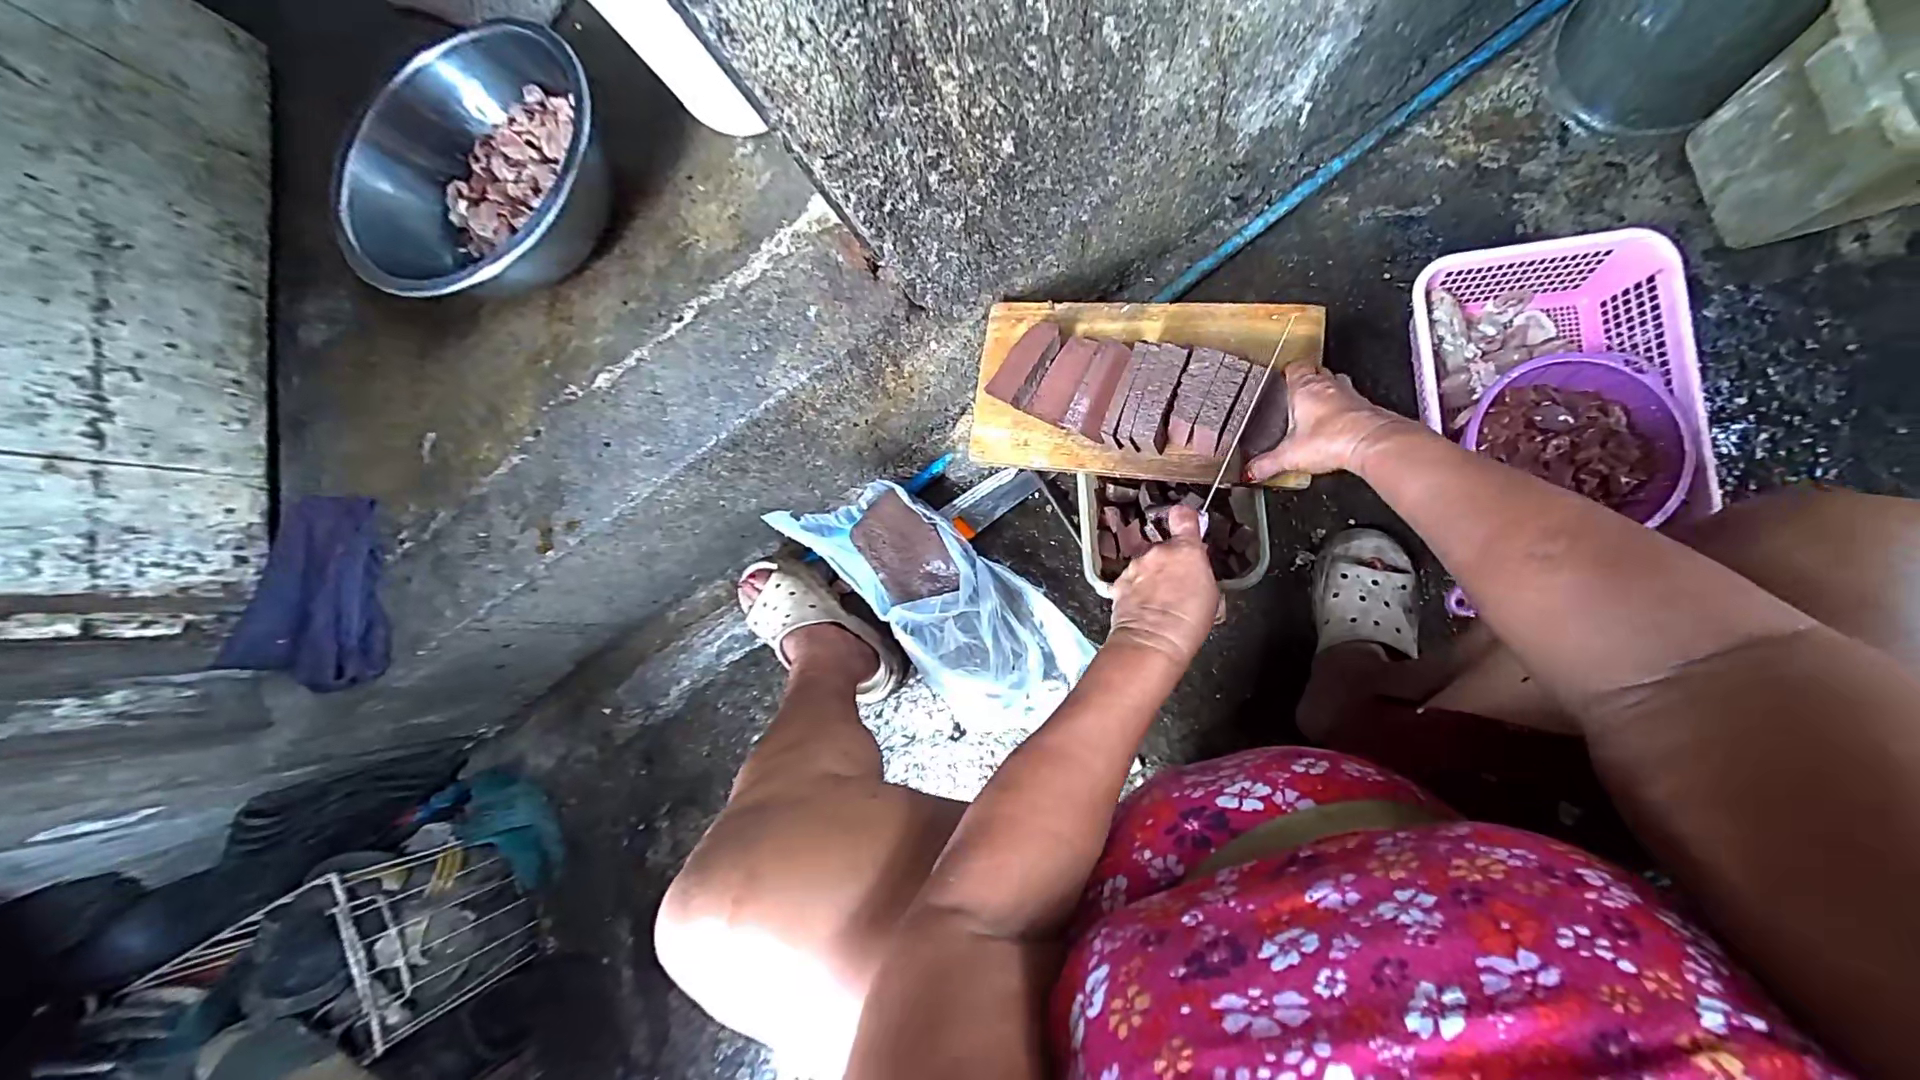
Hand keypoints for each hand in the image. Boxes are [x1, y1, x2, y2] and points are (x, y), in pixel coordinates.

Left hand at [1109, 505, 1221, 662]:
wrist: (1152, 642)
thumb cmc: (1187, 623)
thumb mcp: (1211, 594)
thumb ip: (1200, 570)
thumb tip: (1196, 565)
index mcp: (1186, 551)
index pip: (1184, 517)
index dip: (1184, 518)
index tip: (1185, 520)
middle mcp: (1158, 553)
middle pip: (1164, 549)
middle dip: (1170, 563)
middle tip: (1178, 584)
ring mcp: (1136, 566)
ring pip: (1146, 566)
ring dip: (1151, 577)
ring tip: (1161, 601)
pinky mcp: (1120, 583)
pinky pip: (1131, 581)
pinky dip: (1136, 590)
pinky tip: (1144, 607)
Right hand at [1246, 365, 1413, 479]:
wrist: (1372, 443)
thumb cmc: (1334, 437)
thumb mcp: (1289, 456)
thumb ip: (1266, 464)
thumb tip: (1251, 471)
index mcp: (1306, 388)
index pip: (1296, 367)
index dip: (1289, 370)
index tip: (1283, 375)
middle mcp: (1330, 386)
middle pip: (1319, 372)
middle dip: (1310, 379)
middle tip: (1298, 392)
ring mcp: (1352, 396)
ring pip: (1338, 385)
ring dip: (1330, 393)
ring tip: (1318, 408)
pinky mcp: (1367, 410)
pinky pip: (1353, 404)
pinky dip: (1345, 411)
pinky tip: (1337, 427)